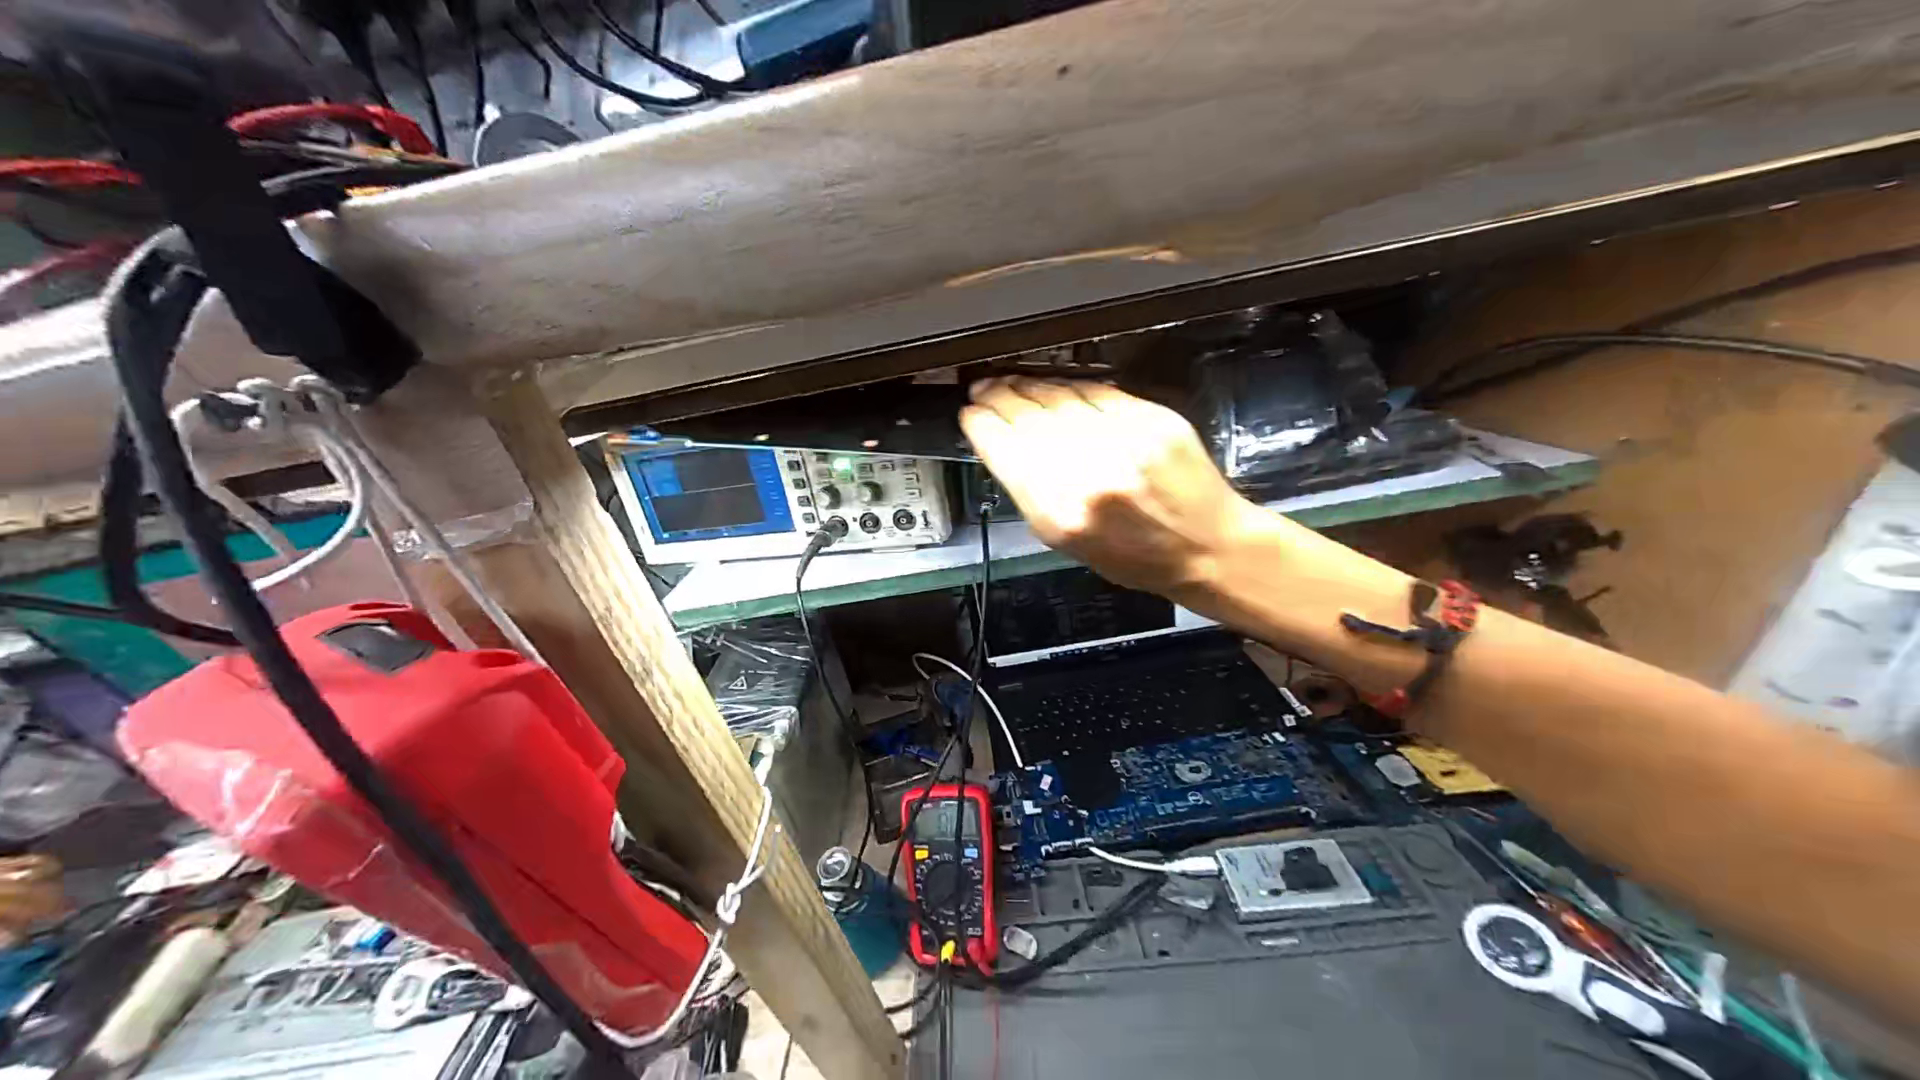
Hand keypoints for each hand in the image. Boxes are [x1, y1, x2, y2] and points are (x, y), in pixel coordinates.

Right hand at [959, 377, 1256, 595]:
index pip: (1003, 449)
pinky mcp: (1152, 421)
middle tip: (986, 389)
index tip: (970, 414)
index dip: (980, 424)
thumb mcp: (1066, 542)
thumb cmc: (1136, 556)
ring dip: (1031, 386)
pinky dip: (1072, 385)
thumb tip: (1002, 444)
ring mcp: (1123, 442)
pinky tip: (1058, 386)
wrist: (1205, 548)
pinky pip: (1097, 390)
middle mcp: (1089, 475)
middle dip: (999, 397)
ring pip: (1059, 396)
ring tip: (1015, 384)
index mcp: (1060, 514)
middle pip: (1027, 416)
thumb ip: (1030, 492)